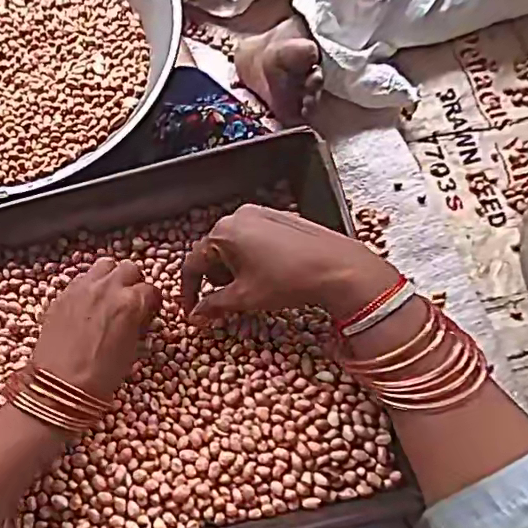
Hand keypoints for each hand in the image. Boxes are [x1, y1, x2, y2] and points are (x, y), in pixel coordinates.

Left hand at [30, 258, 161, 398]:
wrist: (61, 385)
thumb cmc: (100, 375)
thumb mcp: (131, 350)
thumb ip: (138, 324)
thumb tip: (140, 316)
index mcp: (130, 303)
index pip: (150, 290)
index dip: (152, 301)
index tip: (150, 309)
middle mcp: (107, 288)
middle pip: (129, 269)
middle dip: (134, 282)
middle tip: (131, 299)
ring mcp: (82, 288)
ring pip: (104, 266)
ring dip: (111, 277)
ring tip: (109, 295)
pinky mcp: (62, 294)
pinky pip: (81, 279)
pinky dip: (90, 286)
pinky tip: (89, 303)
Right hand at [178, 204, 398, 321]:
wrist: (338, 268)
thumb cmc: (287, 281)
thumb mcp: (244, 298)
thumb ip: (213, 305)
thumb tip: (196, 314)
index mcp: (223, 233)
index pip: (192, 264)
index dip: (189, 291)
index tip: (192, 308)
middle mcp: (238, 216)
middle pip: (212, 252)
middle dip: (214, 279)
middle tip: (225, 301)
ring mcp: (261, 213)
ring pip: (233, 245)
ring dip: (233, 269)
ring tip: (249, 288)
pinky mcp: (280, 217)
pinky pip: (253, 238)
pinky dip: (251, 258)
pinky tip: (266, 275)